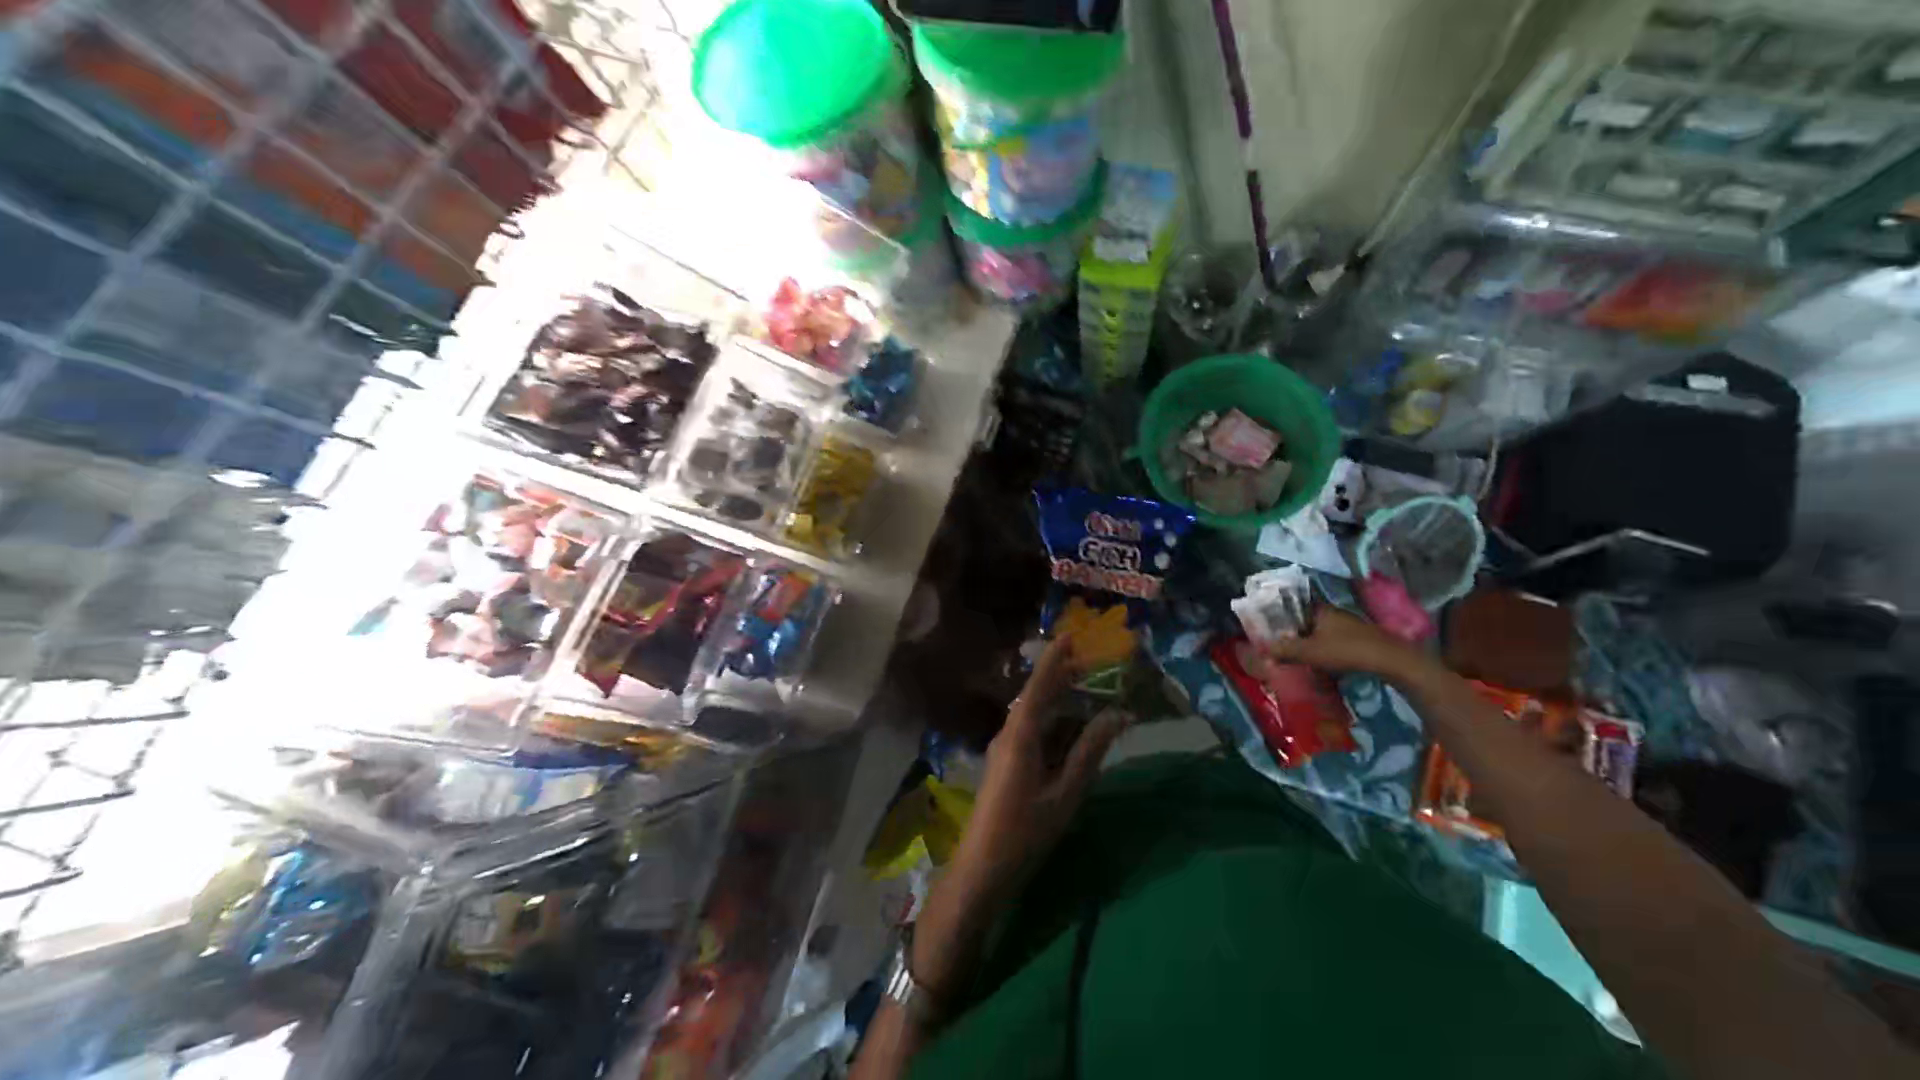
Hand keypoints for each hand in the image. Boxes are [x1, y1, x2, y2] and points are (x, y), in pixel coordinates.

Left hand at [963, 634, 1129, 884]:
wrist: (981, 867)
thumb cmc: (1025, 831)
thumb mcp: (1065, 793)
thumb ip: (1089, 752)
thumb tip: (1118, 714)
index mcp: (1020, 735)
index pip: (1039, 686)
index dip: (1055, 659)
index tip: (1071, 634)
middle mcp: (1008, 733)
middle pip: (1035, 695)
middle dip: (1060, 676)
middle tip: (1092, 660)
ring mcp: (1004, 748)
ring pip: (1033, 713)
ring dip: (1057, 698)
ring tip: (1086, 686)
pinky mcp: (1005, 763)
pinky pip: (1030, 730)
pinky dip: (1052, 720)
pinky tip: (1070, 724)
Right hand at [1256, 605, 1435, 684]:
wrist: (1391, 661)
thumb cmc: (1346, 650)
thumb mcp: (1310, 652)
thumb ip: (1285, 651)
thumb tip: (1263, 652)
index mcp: (1321, 610)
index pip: (1295, 606)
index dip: (1282, 614)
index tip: (1270, 626)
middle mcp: (1335, 614)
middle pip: (1309, 621)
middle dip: (1296, 632)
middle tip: (1280, 645)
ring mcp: (1350, 627)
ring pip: (1323, 632)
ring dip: (1312, 643)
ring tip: (1298, 656)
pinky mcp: (1362, 640)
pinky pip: (1336, 643)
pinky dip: (1326, 651)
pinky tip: (1322, 664)